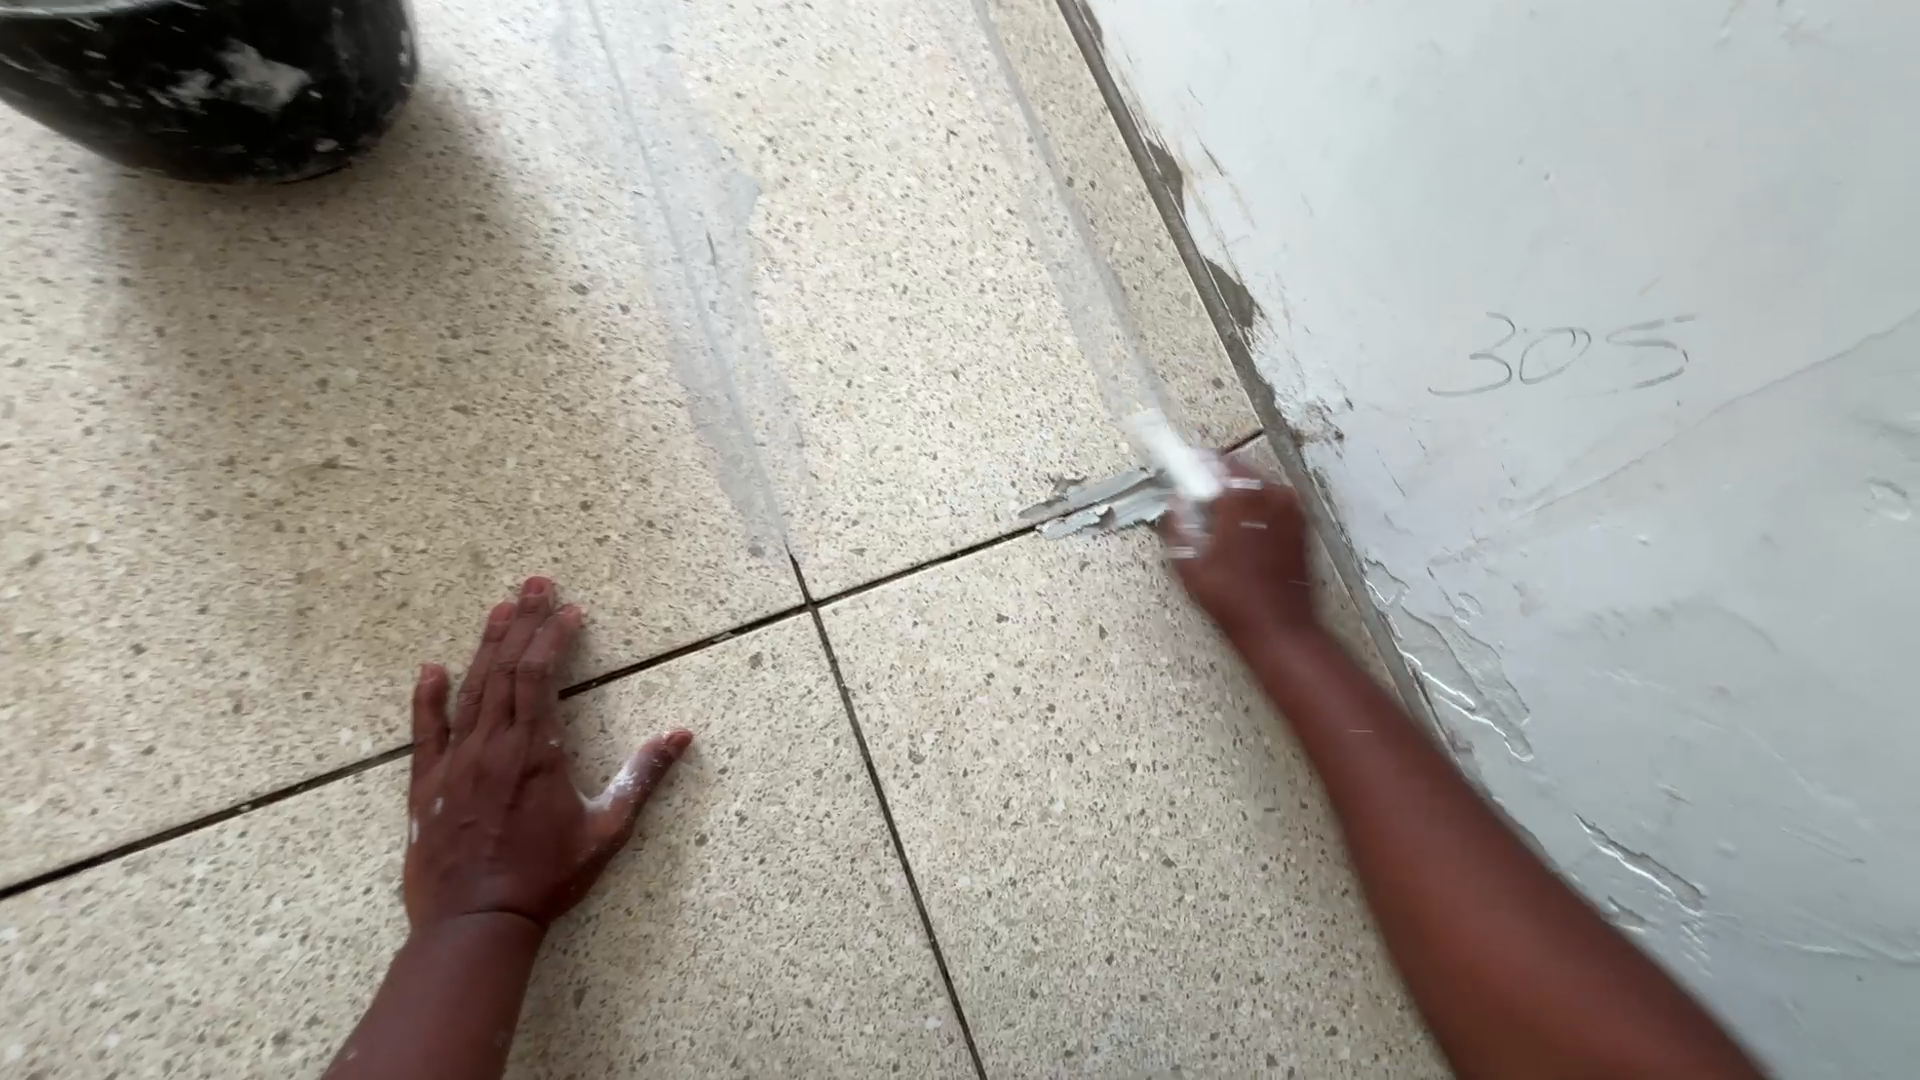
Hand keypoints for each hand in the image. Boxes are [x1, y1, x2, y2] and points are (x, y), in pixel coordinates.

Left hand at [406, 576, 692, 931]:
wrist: (475, 926)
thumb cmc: (548, 877)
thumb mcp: (608, 828)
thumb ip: (643, 776)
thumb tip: (682, 734)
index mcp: (536, 751)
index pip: (542, 675)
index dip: (555, 636)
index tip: (571, 610)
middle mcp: (492, 746)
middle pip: (506, 669)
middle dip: (523, 622)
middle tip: (535, 583)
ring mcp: (454, 763)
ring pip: (469, 690)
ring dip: (486, 645)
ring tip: (500, 607)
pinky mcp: (426, 786)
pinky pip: (424, 732)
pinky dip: (427, 697)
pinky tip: (431, 668)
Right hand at [1162, 462, 1317, 646]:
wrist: (1278, 626)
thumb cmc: (1233, 599)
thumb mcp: (1190, 565)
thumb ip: (1179, 525)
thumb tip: (1176, 502)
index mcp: (1240, 501)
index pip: (1215, 462)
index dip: (1196, 461)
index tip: (1182, 463)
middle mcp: (1270, 498)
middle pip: (1239, 470)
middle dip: (1216, 477)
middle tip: (1198, 494)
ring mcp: (1291, 510)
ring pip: (1258, 483)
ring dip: (1238, 491)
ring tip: (1221, 514)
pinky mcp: (1302, 524)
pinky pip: (1275, 500)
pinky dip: (1257, 505)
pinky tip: (1243, 528)